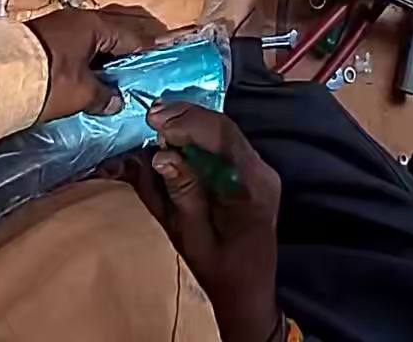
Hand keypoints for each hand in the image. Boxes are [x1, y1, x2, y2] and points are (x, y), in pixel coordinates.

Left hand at [25, 5, 165, 120]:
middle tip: (153, 54)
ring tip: (128, 63)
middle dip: (137, 38)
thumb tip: (117, 100)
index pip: (134, 36)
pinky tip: (101, 65)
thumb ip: (103, 95)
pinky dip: (99, 48)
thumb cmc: (47, 80)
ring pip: (101, 30)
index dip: (152, 47)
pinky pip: (86, 37)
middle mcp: (83, 18)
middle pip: (120, 24)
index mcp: (96, 26)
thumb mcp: (80, 93)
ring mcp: (65, 23)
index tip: (168, 53)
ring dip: (116, 44)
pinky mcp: (51, 34)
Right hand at [146, 102, 281, 341]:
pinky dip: (195, 134)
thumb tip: (161, 155)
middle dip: (185, 117)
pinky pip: (220, 142)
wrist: (249, 297)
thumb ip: (181, 194)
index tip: (156, 121)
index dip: (189, 122)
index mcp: (253, 184)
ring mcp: (256, 167)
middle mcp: (260, 168)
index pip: (224, 136)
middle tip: (152, 115)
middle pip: (223, 127)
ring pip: (221, 130)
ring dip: (189, 122)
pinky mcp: (247, 170)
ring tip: (158, 120)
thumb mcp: (193, 239)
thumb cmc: (220, 273)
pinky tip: (174, 133)